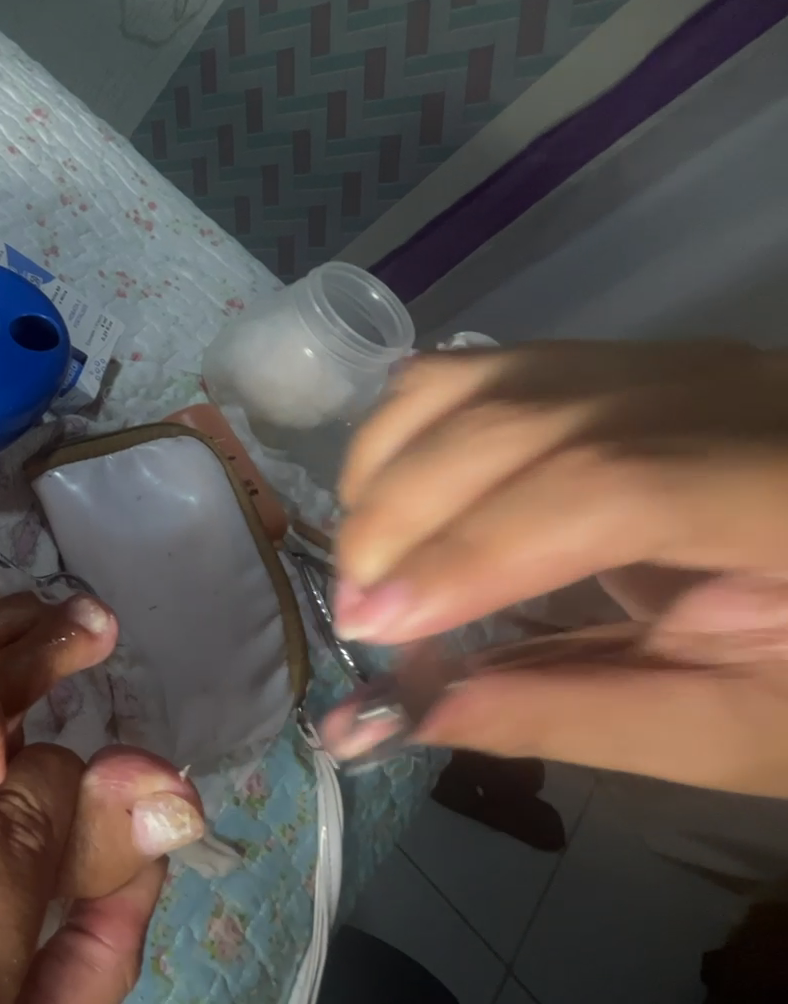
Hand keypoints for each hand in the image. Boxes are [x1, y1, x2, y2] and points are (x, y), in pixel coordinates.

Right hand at [324, 340, 787, 794]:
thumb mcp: (732, 726)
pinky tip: (385, 501)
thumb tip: (396, 718)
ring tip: (366, 561)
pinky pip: (451, 377)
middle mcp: (722, 396)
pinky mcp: (580, 363)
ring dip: (379, 478)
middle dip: (398, 523)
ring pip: (460, 391)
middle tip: (357, 610)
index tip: (378, 627)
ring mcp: (643, 364)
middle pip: (507, 426)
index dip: (472, 553)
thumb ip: (569, 715)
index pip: (607, 489)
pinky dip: (390, 437)